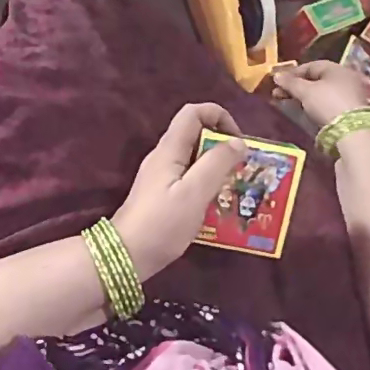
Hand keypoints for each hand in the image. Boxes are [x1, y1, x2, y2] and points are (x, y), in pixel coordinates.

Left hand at [112, 103, 248, 276]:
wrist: (127, 256)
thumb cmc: (162, 224)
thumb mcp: (194, 193)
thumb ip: (217, 164)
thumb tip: (238, 142)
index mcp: (169, 150)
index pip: (194, 113)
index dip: (220, 117)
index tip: (238, 142)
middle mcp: (163, 157)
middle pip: (196, 135)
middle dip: (222, 146)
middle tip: (242, 170)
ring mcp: (160, 177)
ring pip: (194, 159)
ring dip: (216, 168)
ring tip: (234, 189)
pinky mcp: (161, 195)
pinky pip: (188, 179)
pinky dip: (206, 185)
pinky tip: (216, 206)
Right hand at [270, 61, 369, 129]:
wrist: (351, 130)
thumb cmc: (327, 103)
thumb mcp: (305, 91)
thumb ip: (290, 83)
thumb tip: (276, 75)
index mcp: (337, 68)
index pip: (311, 66)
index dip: (292, 73)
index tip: (278, 82)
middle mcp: (346, 78)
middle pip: (317, 79)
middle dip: (296, 86)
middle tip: (278, 94)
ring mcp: (350, 94)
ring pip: (322, 91)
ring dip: (305, 96)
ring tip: (290, 103)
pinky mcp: (351, 109)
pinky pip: (328, 102)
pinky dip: (315, 104)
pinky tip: (306, 110)